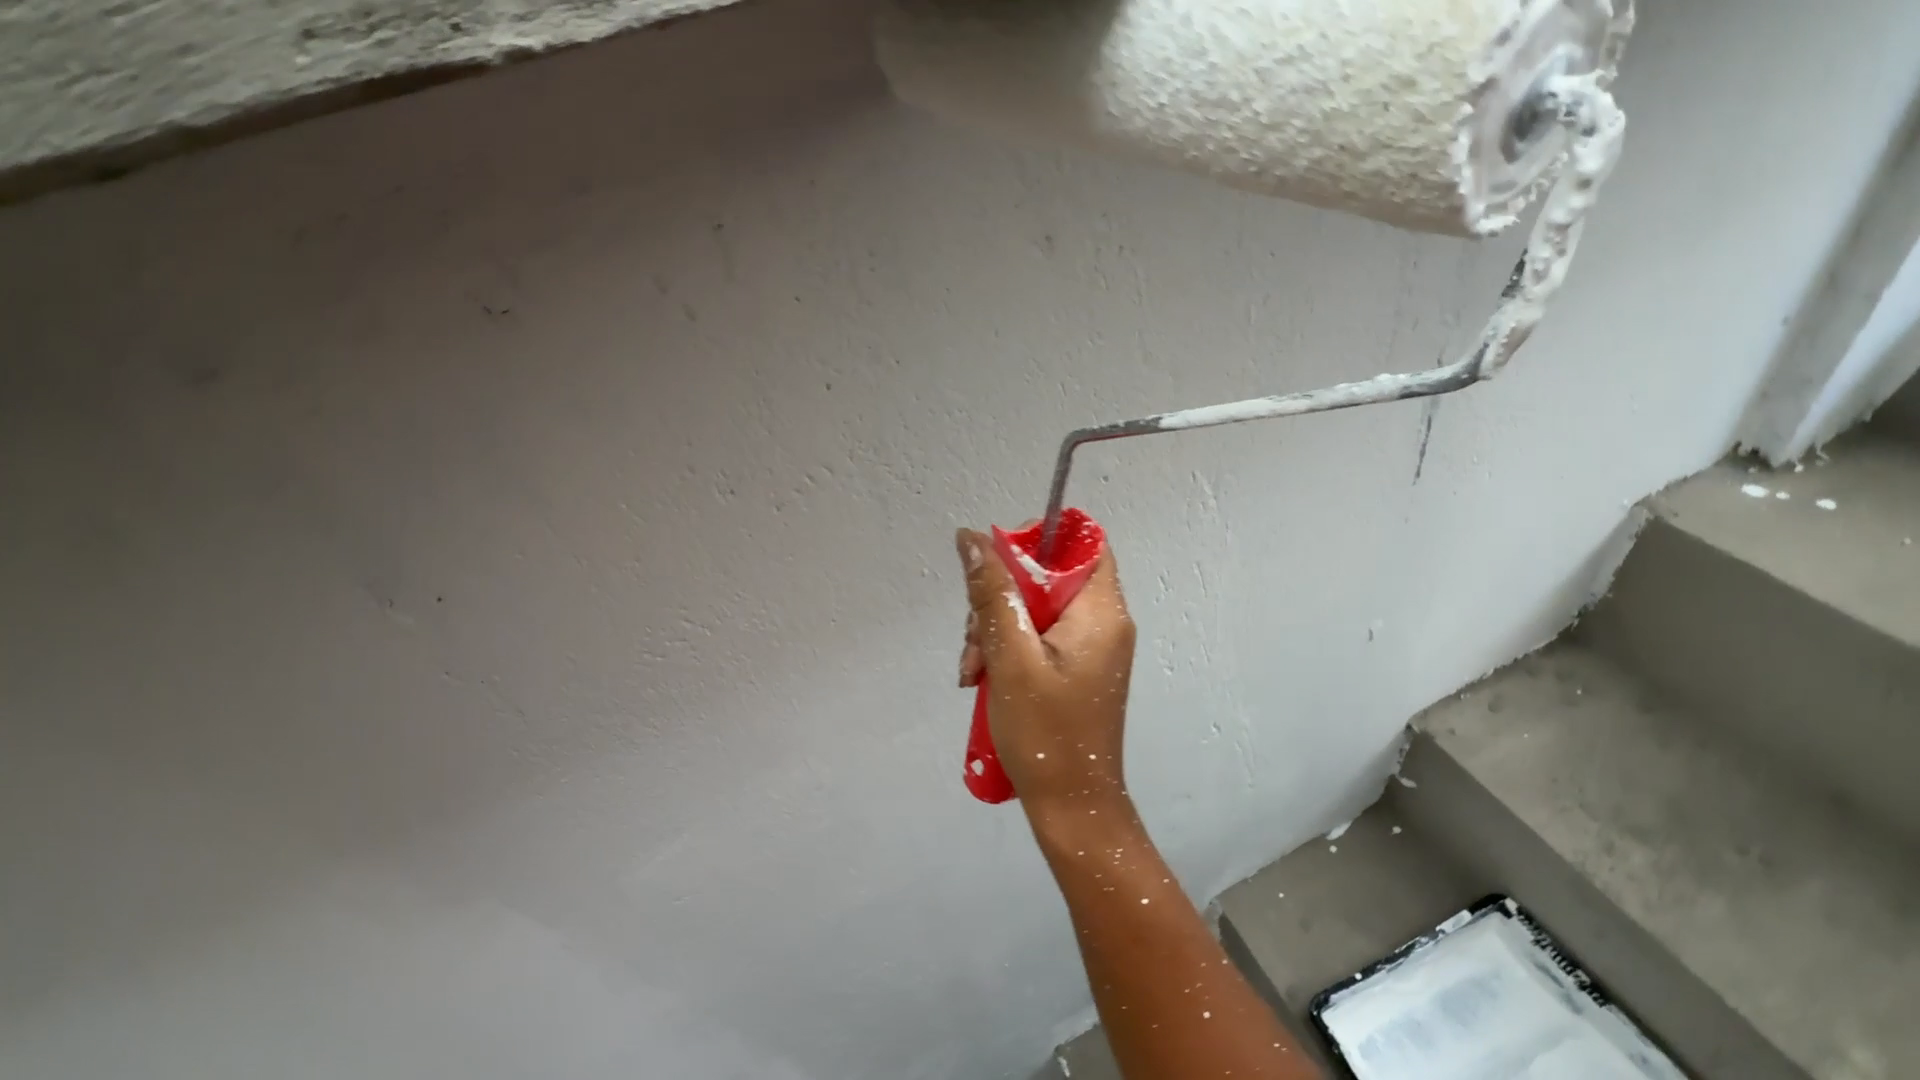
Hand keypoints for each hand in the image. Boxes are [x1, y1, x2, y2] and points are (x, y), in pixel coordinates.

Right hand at [954, 527, 1136, 807]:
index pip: (1083, 543)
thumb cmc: (1046, 733)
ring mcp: (1091, 647)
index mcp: (1101, 612)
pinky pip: (1039, 637)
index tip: (996, 565)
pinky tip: (982, 678)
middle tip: (975, 638)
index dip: (1038, 540)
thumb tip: (973, 538)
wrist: (1073, 807)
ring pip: (1036, 608)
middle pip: (1050, 576)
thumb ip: (993, 595)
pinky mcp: (1076, 669)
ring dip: (996, 628)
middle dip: (1001, 598)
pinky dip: (1008, 650)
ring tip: (973, 670)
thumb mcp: (1011, 659)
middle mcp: (1104, 622)